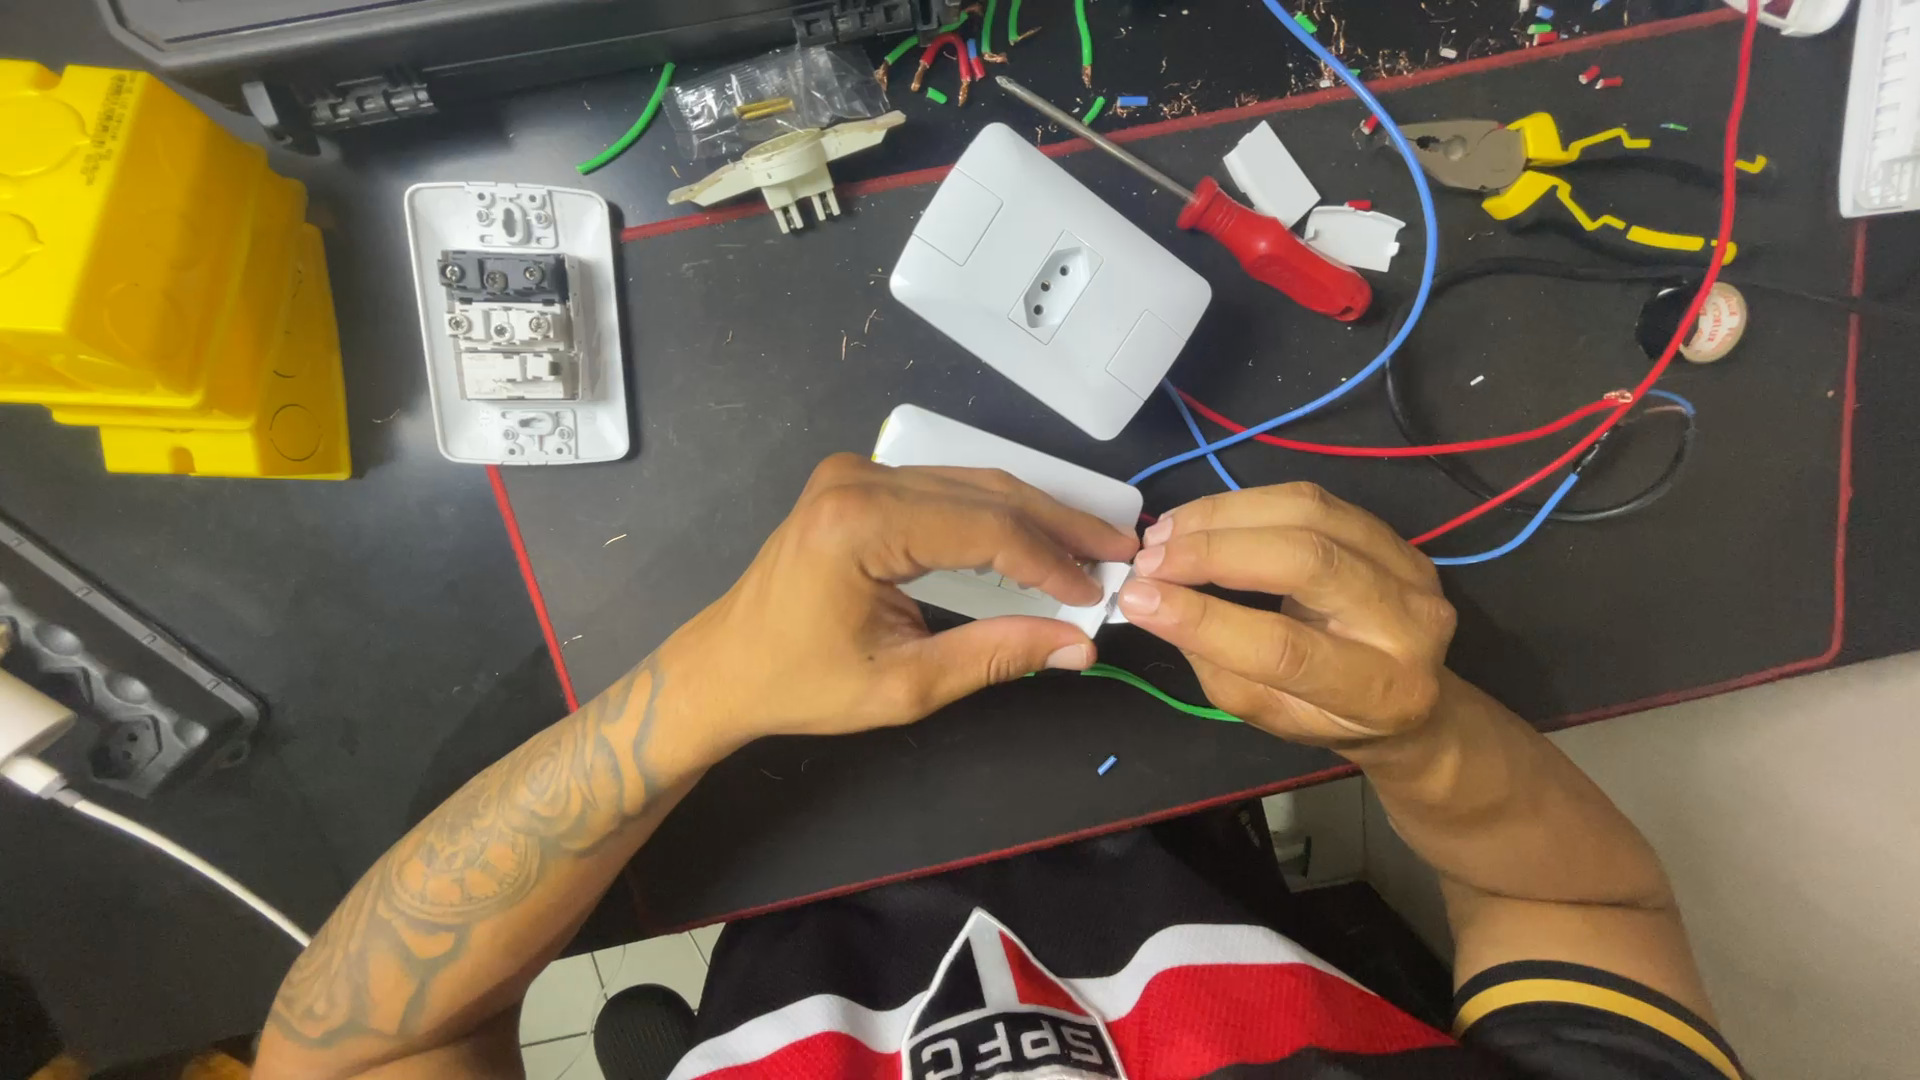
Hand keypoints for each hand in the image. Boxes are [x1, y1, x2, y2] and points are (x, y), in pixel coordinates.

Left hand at [662, 454, 1139, 759]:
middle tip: (1118, 548)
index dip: (1051, 560)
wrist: (727, 666)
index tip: (1097, 592)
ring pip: (971, 483)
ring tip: (1089, 543)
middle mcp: (860, 479)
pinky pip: (945, 489)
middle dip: (1057, 524)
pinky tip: (1033, 534)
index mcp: (861, 523)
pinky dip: (994, 514)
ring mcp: (856, 472)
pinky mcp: (859, 482)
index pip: (985, 528)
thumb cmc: (802, 684)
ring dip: (1033, 514)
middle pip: (986, 492)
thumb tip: (1078, 644)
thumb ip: (995, 656)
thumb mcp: (904, 685)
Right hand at [1115, 483, 1454, 746]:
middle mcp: (1408, 621)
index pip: (1284, 647)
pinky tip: (1197, 520)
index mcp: (1378, 689)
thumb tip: (1151, 600)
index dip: (1203, 619)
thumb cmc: (1326, 714)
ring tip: (1164, 534)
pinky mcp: (1387, 533)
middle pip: (1305, 560)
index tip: (1136, 598)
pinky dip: (1239, 503)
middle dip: (1212, 553)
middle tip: (1149, 561)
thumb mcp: (1264, 712)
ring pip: (1306, 512)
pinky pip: (1307, 499)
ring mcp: (1407, 567)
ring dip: (1219, 517)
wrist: (1409, 699)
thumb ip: (1213, 660)